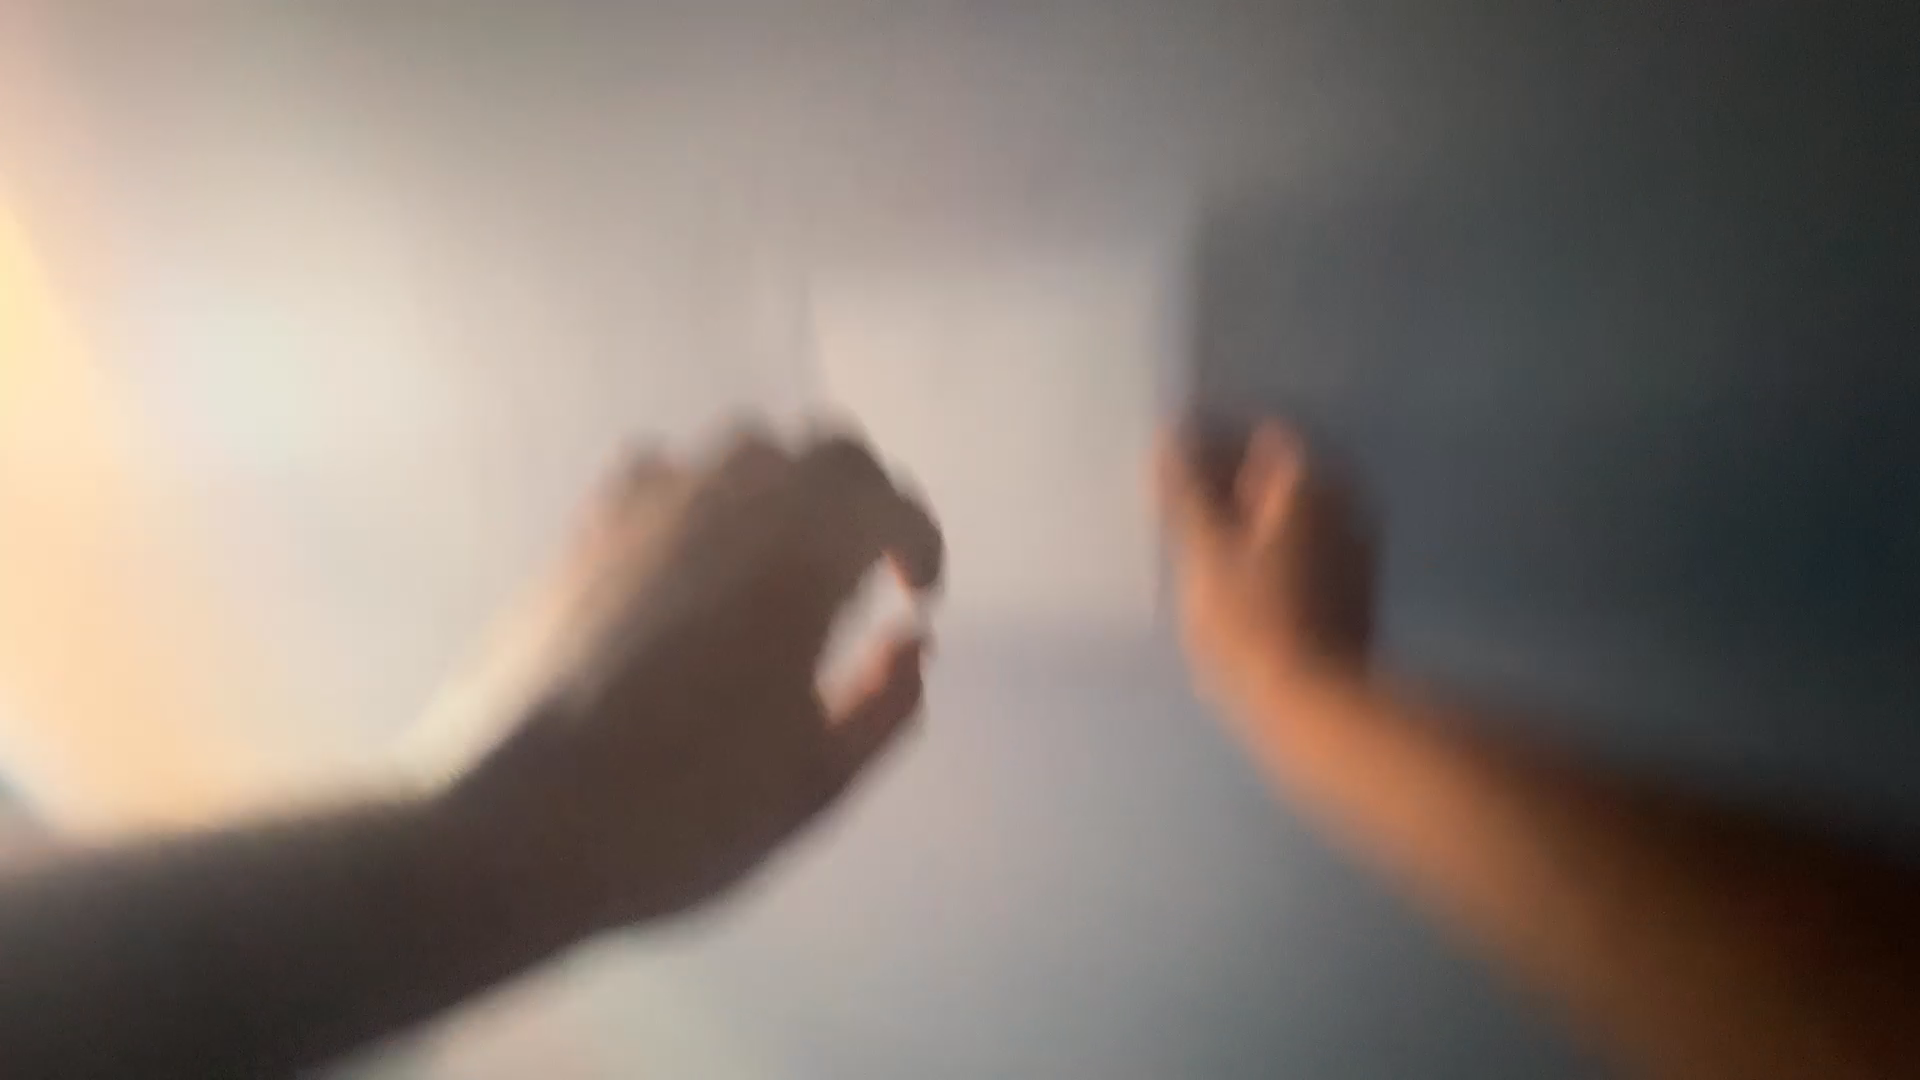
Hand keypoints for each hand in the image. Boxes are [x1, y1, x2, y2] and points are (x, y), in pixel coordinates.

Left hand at [446, 425, 941, 930]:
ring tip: (790, 558)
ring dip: (795, 488)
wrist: (501, 830)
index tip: (918, 597)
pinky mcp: (592, 528)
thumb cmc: (680, 813)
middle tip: (870, 570)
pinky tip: (701, 552)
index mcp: (802, 565)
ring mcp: (654, 507)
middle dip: (871, 502)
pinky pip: (669, 467)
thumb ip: (888, 702)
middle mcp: (735, 509)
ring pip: (753, 446)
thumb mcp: (819, 782)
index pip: (894, 509)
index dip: (923, 546)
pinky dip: (710, 492)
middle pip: (833, 452)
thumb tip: (913, 642)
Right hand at [1156, 419, 1374, 720]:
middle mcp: (1338, 504)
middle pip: (1269, 474)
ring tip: (1185, 534)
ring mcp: (1344, 546)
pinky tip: (1219, 569)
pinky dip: (1254, 545)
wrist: (1313, 701)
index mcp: (1309, 484)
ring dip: (1234, 514)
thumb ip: (1184, 488)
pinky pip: (1287, 544)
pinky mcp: (1338, 585)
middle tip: (1169, 499)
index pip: (1255, 434)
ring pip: (1276, 512)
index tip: (1167, 459)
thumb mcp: (1206, 547)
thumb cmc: (1253, 620)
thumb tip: (1167, 434)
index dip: (1209, 439)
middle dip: (1219, 479)